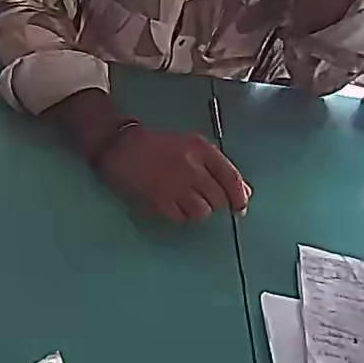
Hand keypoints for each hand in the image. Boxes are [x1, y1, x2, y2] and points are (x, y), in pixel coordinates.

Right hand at [97, 127, 251, 220]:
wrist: (121, 146)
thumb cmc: (158, 145)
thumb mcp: (190, 146)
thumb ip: (217, 167)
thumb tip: (243, 192)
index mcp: (201, 149)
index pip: (231, 178)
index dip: (239, 197)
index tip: (240, 206)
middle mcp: (191, 167)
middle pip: (219, 199)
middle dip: (215, 202)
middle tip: (202, 196)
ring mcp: (175, 185)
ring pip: (202, 212)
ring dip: (197, 209)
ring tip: (184, 198)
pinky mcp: (160, 201)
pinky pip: (182, 217)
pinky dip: (180, 213)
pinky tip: (171, 201)